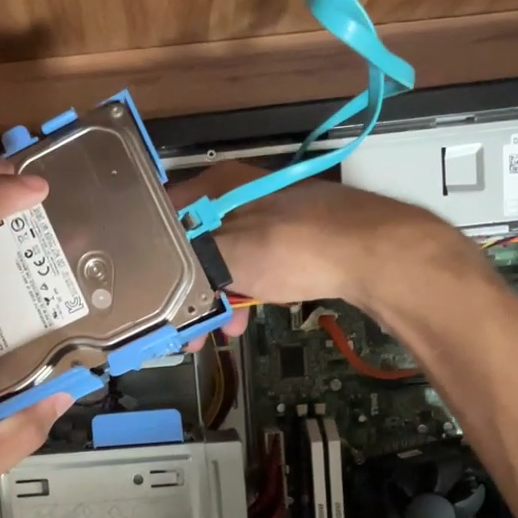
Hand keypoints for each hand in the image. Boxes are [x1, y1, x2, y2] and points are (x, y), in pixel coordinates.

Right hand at [167, 162, 486, 313]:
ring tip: (220, 331)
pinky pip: (254, 264)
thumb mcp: (226, 255)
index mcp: (215, 186)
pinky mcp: (293, 236)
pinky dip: (245, 290)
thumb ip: (187, 260)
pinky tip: (247, 316)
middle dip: (187, 287)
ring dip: (218, 296)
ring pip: (226, 257)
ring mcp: (269, 213)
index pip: (161, 215)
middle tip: (185, 327)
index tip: (145, 291)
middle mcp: (238, 193)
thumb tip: (157, 271)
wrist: (373, 253)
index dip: (148, 255)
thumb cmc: (291, 248)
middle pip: (194, 242)